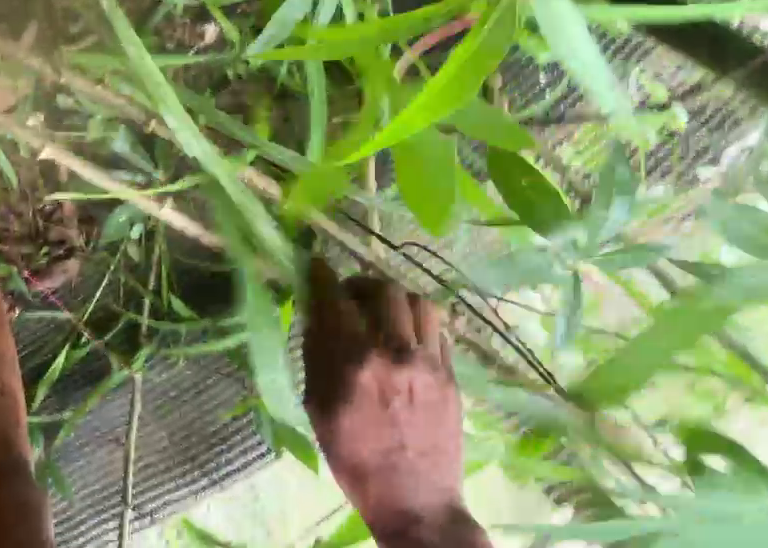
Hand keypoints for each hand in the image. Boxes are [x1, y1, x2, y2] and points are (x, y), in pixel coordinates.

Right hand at [303, 260, 486, 547]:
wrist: (414, 501)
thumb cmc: (352, 453)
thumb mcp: (317, 401)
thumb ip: (316, 350)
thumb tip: (314, 310)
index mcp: (352, 360)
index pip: (334, 296)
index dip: (322, 273)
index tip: (316, 265)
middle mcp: (393, 353)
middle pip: (383, 289)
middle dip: (362, 283)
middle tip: (351, 295)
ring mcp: (429, 365)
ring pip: (419, 302)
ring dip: (395, 299)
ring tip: (383, 312)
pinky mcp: (452, 378)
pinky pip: (438, 330)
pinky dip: (418, 323)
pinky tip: (406, 337)